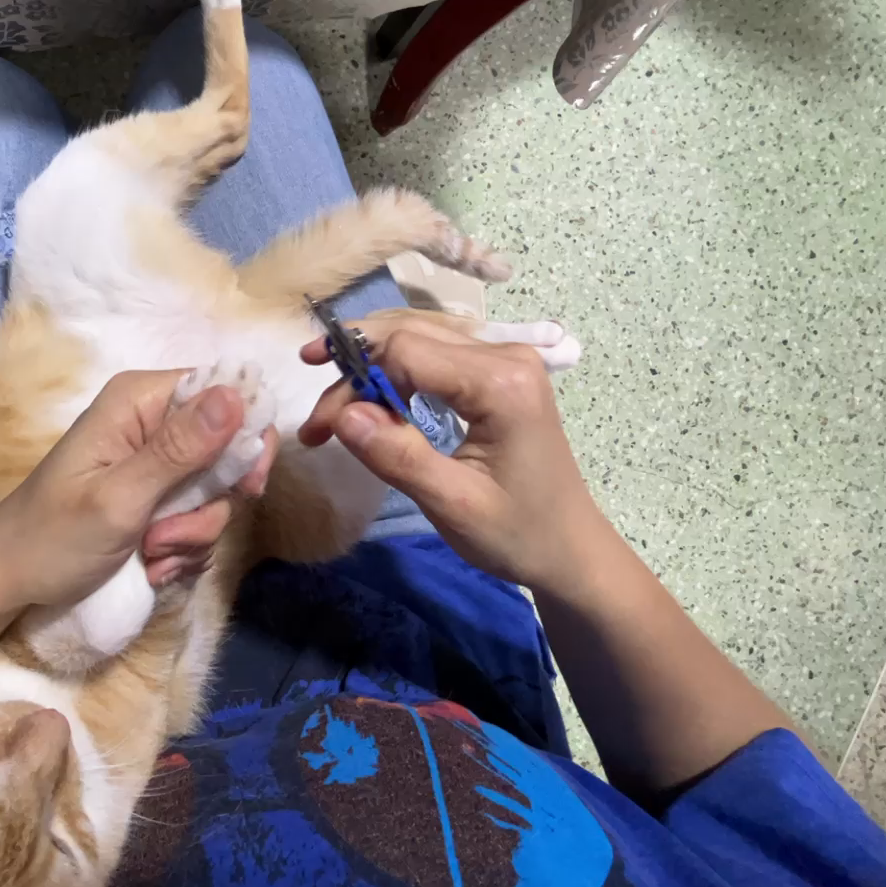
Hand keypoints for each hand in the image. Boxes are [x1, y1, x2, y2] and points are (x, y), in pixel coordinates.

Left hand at [0, 369, 274, 616]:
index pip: (222, 392)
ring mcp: (156, 465)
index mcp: (139, 401)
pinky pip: (198, 520)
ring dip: (191, 535)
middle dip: (208, 504)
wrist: (10, 583)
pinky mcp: (157, 501)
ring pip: (215, 494)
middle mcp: (152, 424)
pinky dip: (182, 550)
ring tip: (150, 555)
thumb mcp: (119, 497)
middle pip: (225, 448)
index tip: (247, 486)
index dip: (245, 435)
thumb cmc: (53, 536)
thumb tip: (237, 395)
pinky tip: (152, 566)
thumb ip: (180, 449)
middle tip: (170, 537)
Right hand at [297, 313, 604, 593]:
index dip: (354, 382)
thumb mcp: (451, 505)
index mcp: (501, 383)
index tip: (322, 430)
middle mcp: (505, 355)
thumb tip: (343, 415)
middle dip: (352, 372)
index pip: (405, 351)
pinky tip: (370, 398)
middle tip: (315, 421)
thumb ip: (398, 456)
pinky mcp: (495, 371)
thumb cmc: (517, 534)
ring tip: (330, 412)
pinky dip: (392, 374)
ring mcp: (503, 358)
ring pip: (414, 339)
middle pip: (405, 336)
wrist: (570, 550)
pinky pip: (431, 355)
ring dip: (366, 369)